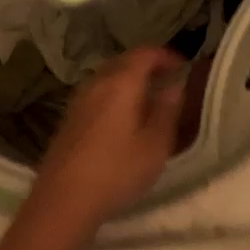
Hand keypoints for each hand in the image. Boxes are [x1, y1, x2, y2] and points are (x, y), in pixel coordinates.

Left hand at [27, 47, 187, 231]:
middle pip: (125, 61)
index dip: (166, 55)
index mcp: (120, 82)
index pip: (144, 52)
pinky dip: (116, 94)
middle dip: (149, 67)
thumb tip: (175, 85)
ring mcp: (79, 98)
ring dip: (132, 81)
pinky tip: (125, 119)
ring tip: (151, 102)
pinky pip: (98, 92)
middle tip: (170, 84)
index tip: (185, 67)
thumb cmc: (117, 170)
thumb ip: (168, 110)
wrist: (64, 197)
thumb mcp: (155, 145)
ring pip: (109, 76)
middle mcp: (96, 82)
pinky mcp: (70, 116)